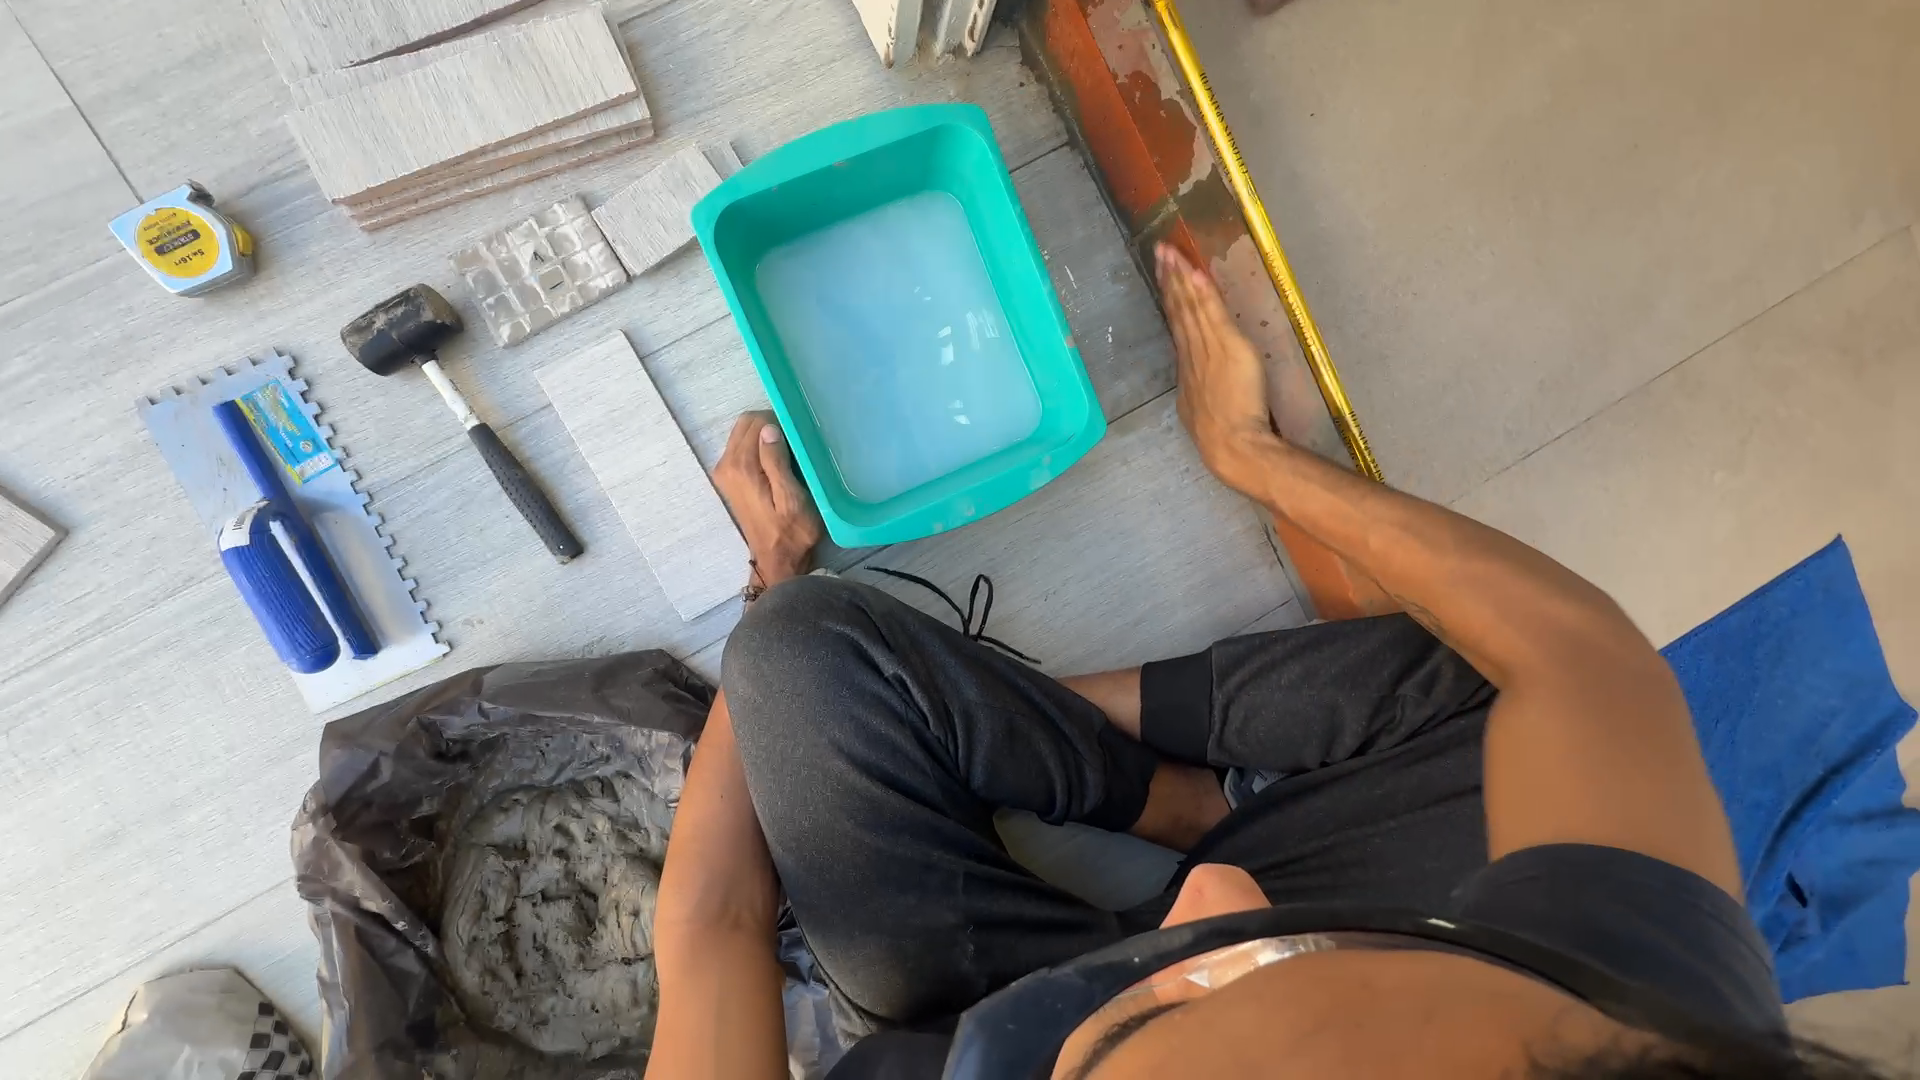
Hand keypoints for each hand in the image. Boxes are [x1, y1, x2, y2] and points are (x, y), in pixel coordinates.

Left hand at [714, 412, 822, 587]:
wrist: (777, 558)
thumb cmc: (792, 530)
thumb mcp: (792, 497)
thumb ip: (776, 462)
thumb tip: (768, 429)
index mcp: (741, 467)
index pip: (756, 422)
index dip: (779, 423)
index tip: (798, 438)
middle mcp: (726, 465)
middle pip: (746, 424)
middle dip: (771, 426)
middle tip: (795, 445)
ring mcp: (725, 471)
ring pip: (743, 434)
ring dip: (766, 437)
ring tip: (789, 454)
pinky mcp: (729, 478)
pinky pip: (743, 448)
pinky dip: (760, 447)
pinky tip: (778, 462)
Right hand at [1156, 243, 1285, 496]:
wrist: (1230, 443)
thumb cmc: (1220, 435)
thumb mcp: (1197, 410)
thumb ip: (1197, 388)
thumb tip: (1196, 378)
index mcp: (1186, 368)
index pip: (1176, 325)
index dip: (1169, 298)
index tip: (1163, 275)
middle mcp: (1192, 353)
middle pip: (1178, 310)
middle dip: (1169, 279)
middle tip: (1160, 251)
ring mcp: (1207, 348)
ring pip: (1191, 306)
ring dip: (1181, 277)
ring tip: (1171, 253)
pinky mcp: (1226, 346)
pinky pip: (1211, 313)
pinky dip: (1202, 291)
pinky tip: (1194, 272)